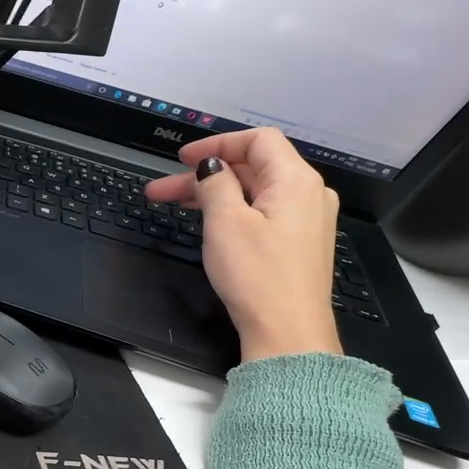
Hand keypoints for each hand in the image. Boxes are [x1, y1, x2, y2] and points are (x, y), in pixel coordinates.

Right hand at [145, 128, 342, 362]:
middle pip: (252, 167)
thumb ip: (215, 185)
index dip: (216, 143)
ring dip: (214, 193)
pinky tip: (209, 220)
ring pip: (254, 191)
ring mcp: (305, 218)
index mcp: (294, 181)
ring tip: (175, 205)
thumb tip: (210, 166)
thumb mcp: (225, 223)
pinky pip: (262, 210)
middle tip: (161, 190)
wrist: (286, 327)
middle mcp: (307, 193)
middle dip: (204, 174)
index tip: (181, 158)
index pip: (257, 141)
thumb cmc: (258, 277)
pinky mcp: (297, 240)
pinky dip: (232, 208)